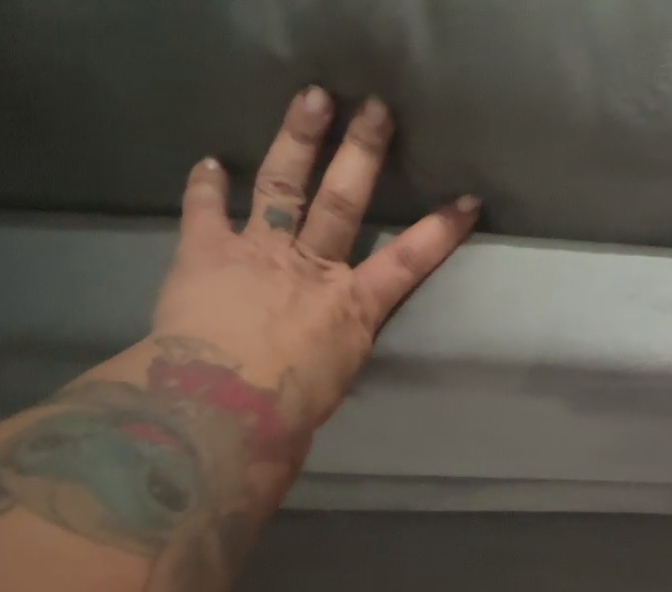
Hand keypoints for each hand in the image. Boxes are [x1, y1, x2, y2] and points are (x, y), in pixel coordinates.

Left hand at [149, 85, 479, 424]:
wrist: (223, 405)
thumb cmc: (289, 412)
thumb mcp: (331, 384)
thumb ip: (329, 357)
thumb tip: (320, 358)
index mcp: (352, 309)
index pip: (408, 263)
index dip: (439, 231)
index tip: (466, 202)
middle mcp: (312, 268)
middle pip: (342, 201)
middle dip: (362, 154)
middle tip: (376, 109)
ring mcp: (260, 252)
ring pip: (282, 186)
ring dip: (297, 138)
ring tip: (312, 98)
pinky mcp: (206, 252)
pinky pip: (205, 210)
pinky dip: (205, 186)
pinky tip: (208, 162)